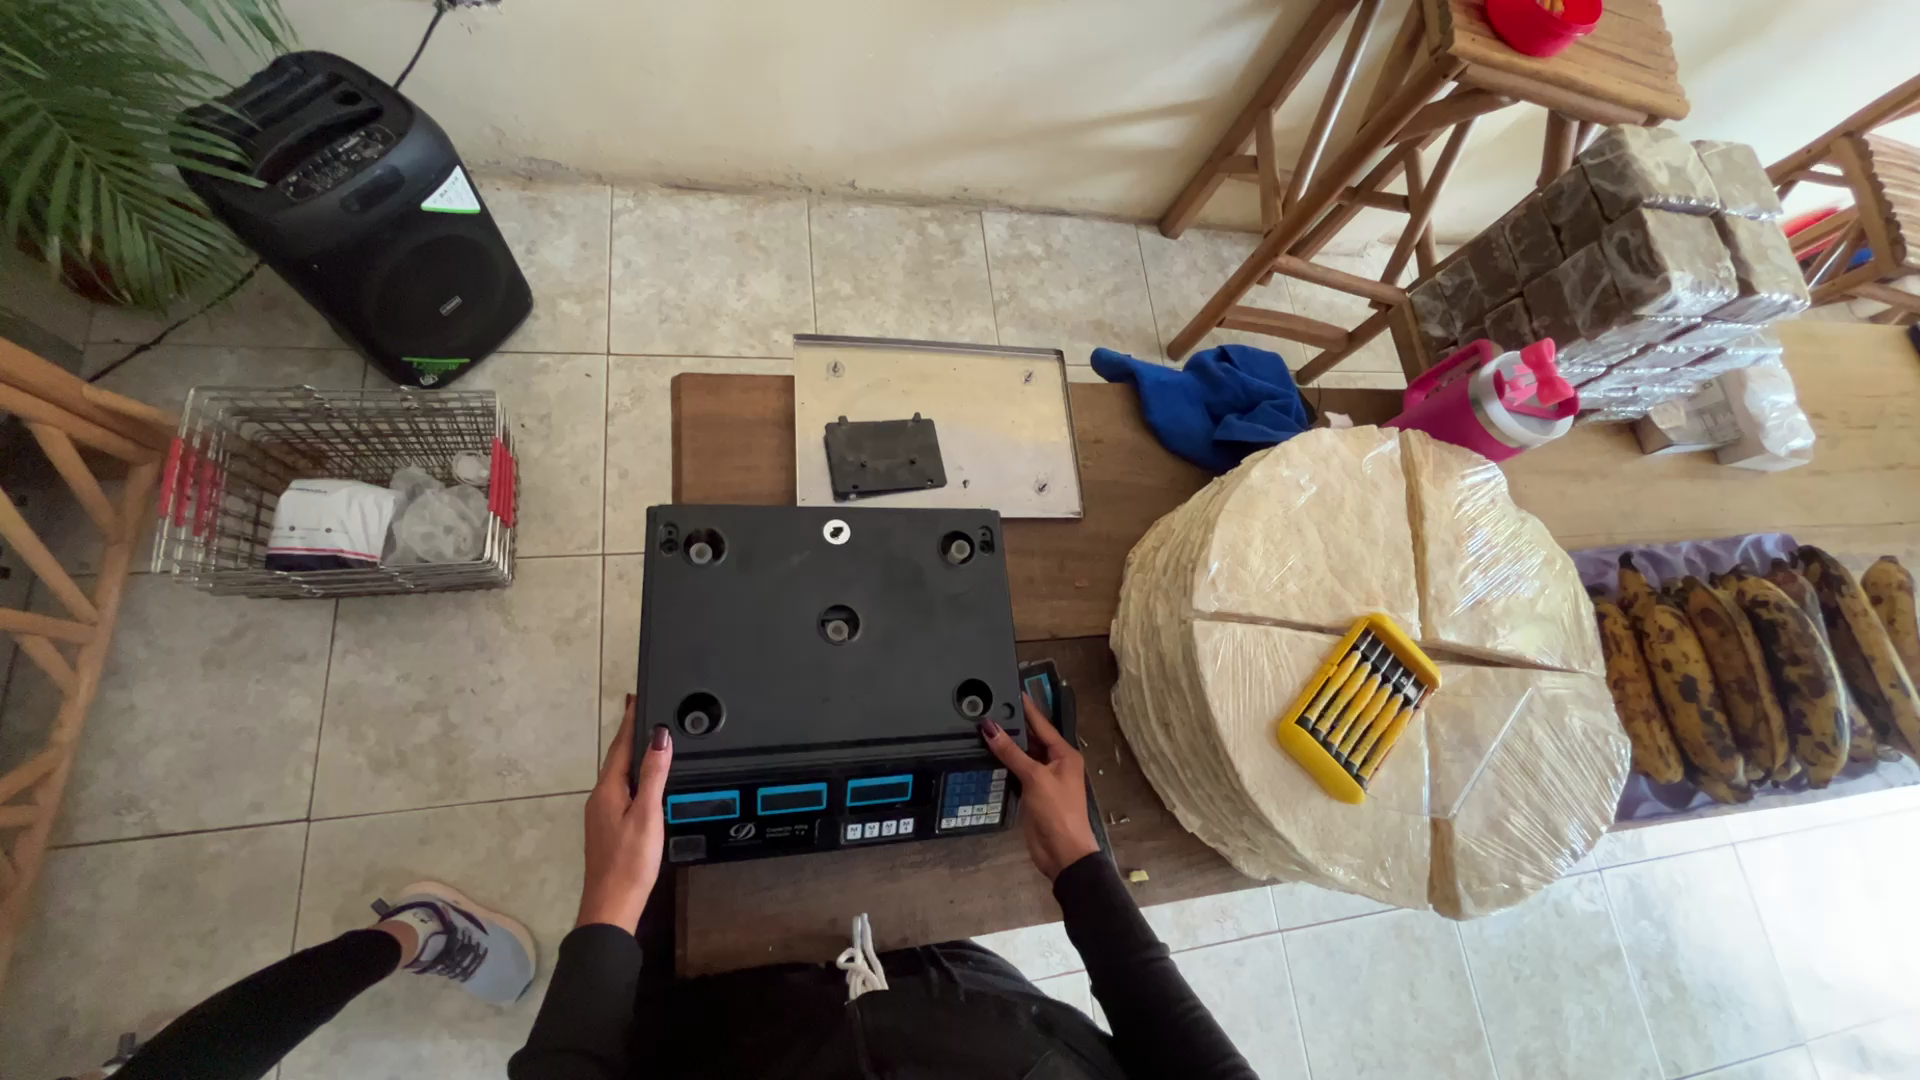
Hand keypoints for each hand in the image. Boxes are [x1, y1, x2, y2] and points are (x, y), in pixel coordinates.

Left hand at [578, 695, 671, 932]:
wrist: (612, 906)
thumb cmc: (630, 861)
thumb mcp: (647, 814)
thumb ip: (654, 774)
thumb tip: (659, 736)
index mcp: (608, 790)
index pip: (621, 746)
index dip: (630, 721)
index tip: (636, 697)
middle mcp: (600, 798)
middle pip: (617, 758)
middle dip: (629, 733)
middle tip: (642, 709)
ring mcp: (602, 813)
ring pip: (619, 774)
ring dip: (631, 753)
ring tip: (645, 737)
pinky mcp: (608, 826)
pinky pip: (621, 788)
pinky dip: (632, 772)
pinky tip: (642, 778)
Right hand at [981, 693, 1101, 880]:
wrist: (1063, 853)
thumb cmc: (1058, 813)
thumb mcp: (1034, 777)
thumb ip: (1011, 752)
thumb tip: (992, 729)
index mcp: (1065, 754)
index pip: (1042, 724)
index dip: (1027, 708)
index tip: (1013, 691)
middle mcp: (1056, 763)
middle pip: (1032, 739)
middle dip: (1013, 726)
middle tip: (991, 710)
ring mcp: (1044, 779)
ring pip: (1023, 755)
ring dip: (1008, 745)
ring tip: (987, 728)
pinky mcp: (1033, 793)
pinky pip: (1017, 771)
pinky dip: (1005, 763)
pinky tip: (991, 755)